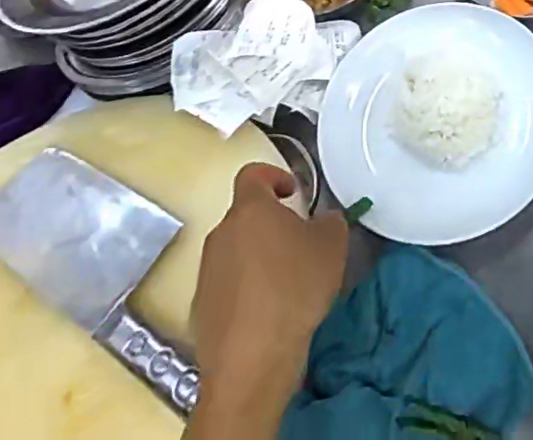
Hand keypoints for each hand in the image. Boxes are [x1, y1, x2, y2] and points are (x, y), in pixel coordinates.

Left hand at [185, 164, 348, 438]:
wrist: (253, 358)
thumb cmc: (295, 286)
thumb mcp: (332, 244)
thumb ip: (329, 221)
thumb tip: (321, 222)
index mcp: (250, 209)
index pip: (251, 174)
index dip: (273, 175)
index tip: (293, 193)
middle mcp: (221, 233)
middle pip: (245, 215)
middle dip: (271, 223)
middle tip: (299, 242)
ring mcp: (206, 271)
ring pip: (236, 250)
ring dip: (259, 256)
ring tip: (287, 281)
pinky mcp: (201, 307)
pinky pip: (228, 284)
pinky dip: (246, 288)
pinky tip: (269, 311)